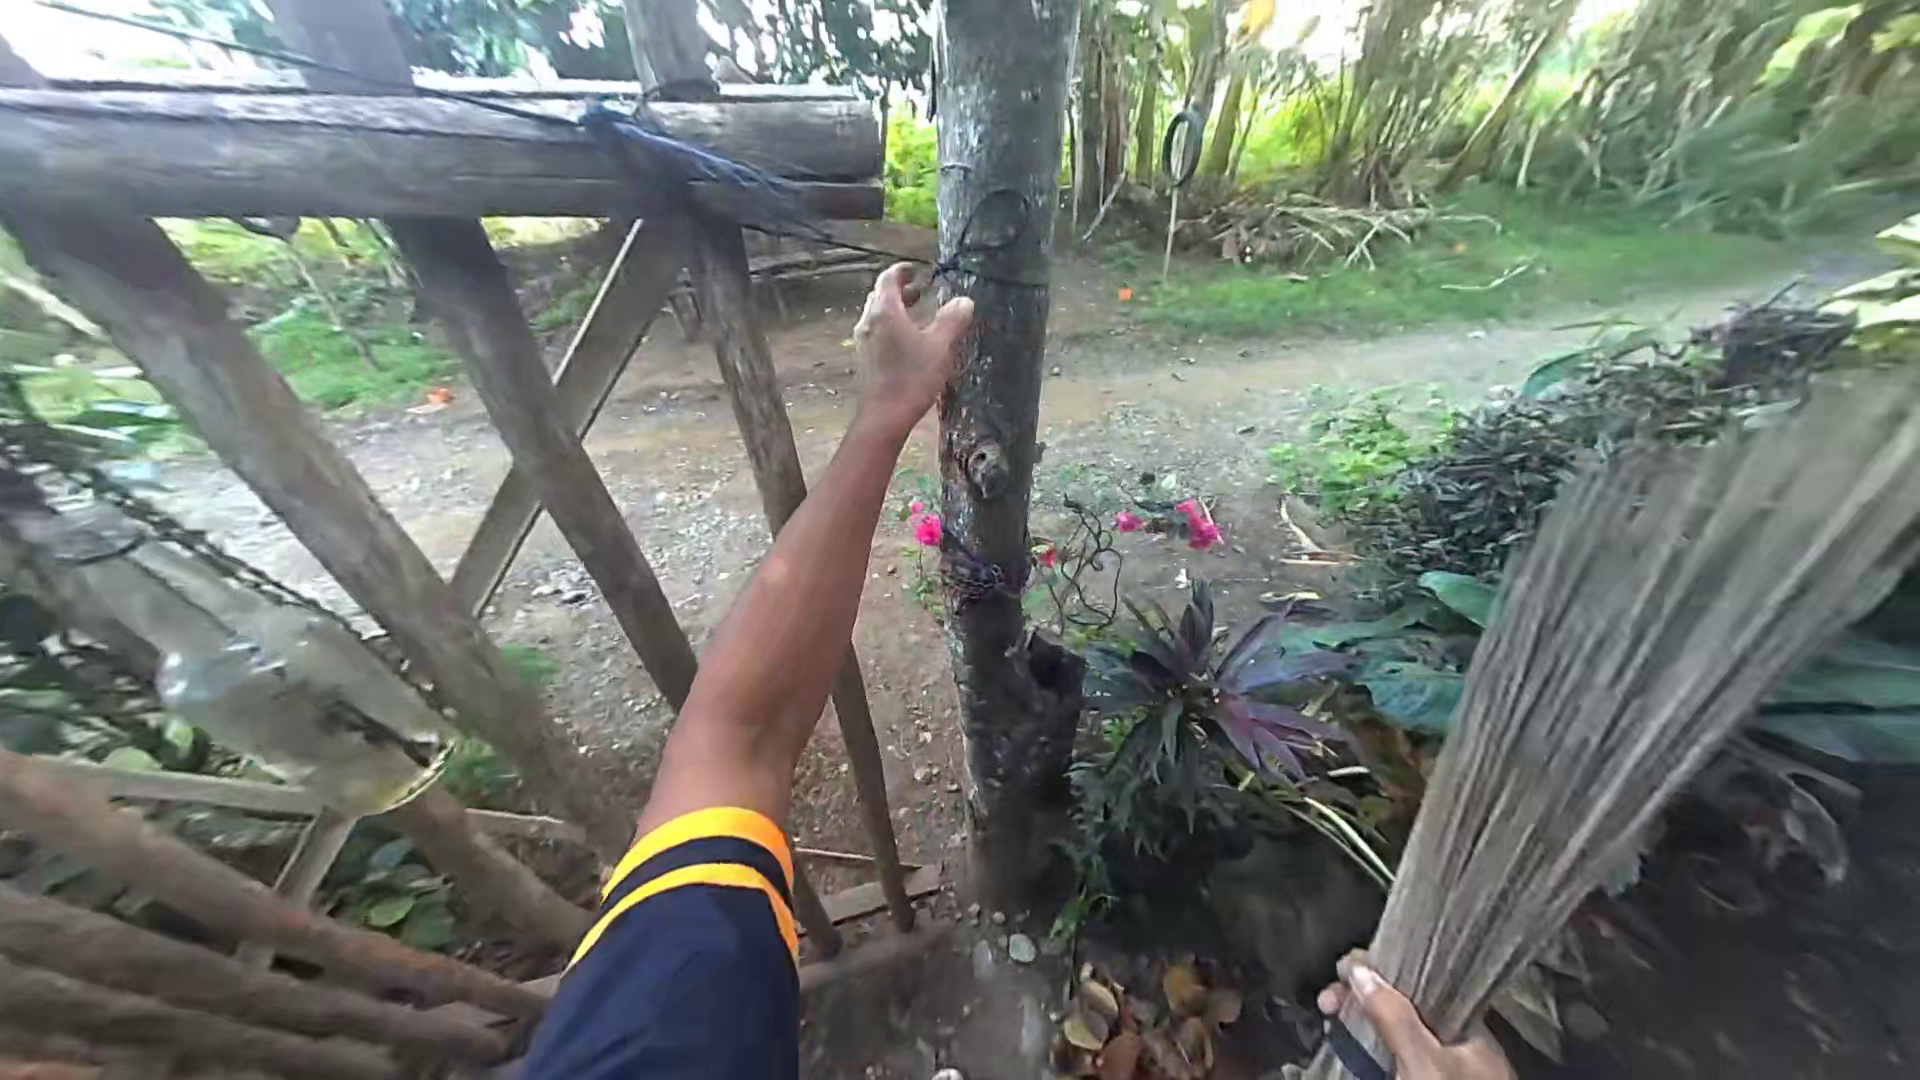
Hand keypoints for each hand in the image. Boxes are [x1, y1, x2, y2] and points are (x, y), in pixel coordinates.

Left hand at [852, 263, 972, 436]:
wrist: (885, 416)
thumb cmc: (912, 377)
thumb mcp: (940, 346)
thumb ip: (952, 320)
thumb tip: (965, 301)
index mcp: (884, 311)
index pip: (888, 279)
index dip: (902, 271)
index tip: (915, 270)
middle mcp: (868, 323)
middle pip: (880, 297)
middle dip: (899, 292)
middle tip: (919, 294)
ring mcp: (863, 344)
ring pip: (877, 318)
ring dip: (895, 313)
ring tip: (916, 320)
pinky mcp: (864, 362)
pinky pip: (876, 337)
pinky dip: (890, 331)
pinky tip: (907, 346)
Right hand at [1318, 953, 1513, 1079]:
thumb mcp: (1423, 1065)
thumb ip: (1392, 1014)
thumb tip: (1360, 970)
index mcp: (1472, 1037)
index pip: (1421, 982)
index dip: (1379, 971)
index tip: (1344, 975)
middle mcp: (1461, 1051)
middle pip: (1403, 1003)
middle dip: (1361, 996)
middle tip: (1328, 1003)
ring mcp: (1443, 1074)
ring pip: (1393, 1029)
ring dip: (1358, 1018)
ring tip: (1331, 1019)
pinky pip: (1391, 1055)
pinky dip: (1366, 1045)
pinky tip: (1348, 1045)